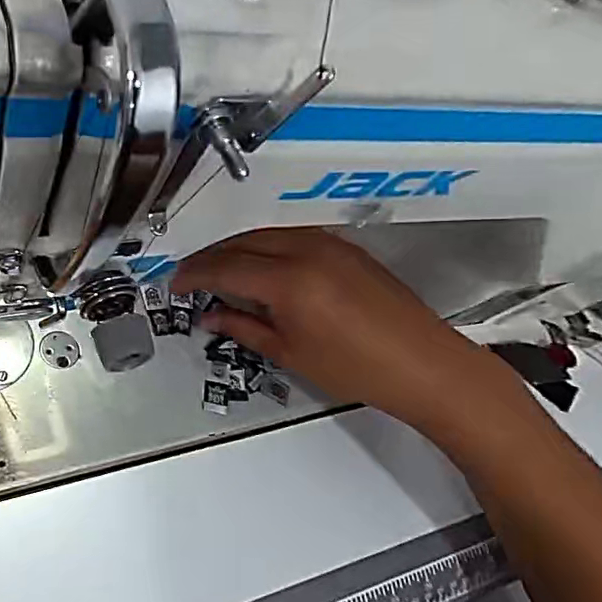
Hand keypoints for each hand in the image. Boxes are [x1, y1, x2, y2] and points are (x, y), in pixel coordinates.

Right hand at [172, 228, 531, 441]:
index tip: (177, 285)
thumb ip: (244, 327)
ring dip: (236, 248)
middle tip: (191, 278)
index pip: (225, 267)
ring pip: (265, 233)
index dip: (195, 275)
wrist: (424, 365)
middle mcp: (307, 251)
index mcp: (289, 281)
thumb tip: (212, 316)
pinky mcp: (344, 247)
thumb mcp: (290, 353)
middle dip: (211, 257)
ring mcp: (329, 244)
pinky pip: (290, 235)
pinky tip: (259, 266)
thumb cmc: (360, 368)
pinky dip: (264, 246)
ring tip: (219, 272)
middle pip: (241, 242)